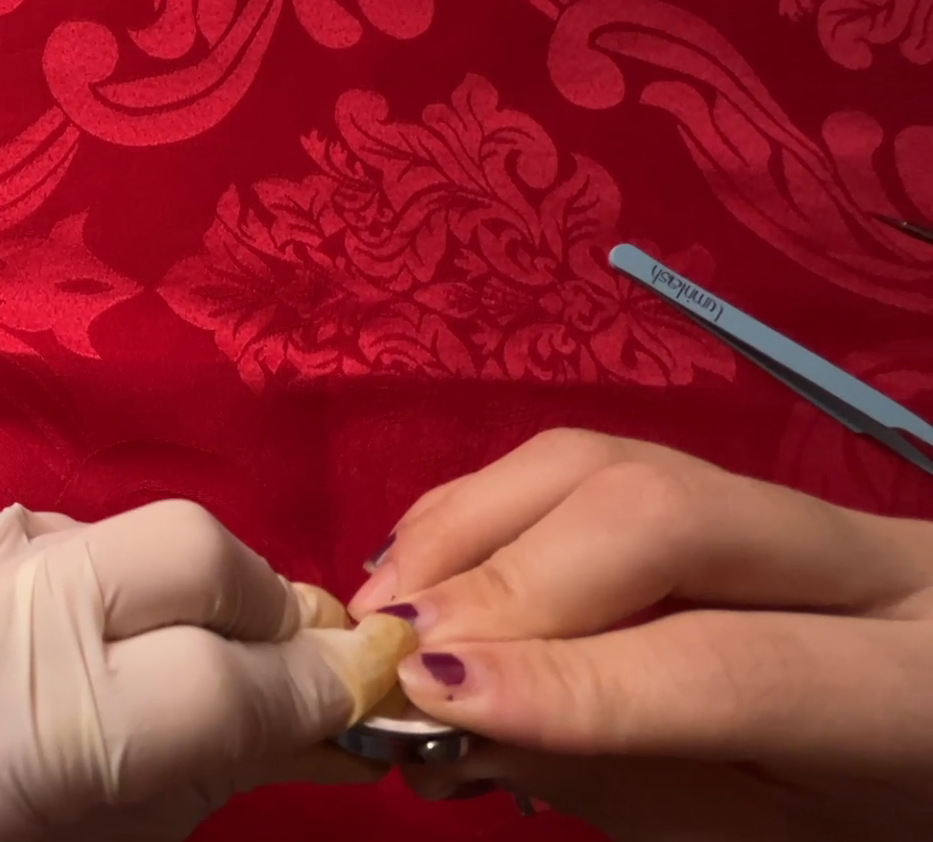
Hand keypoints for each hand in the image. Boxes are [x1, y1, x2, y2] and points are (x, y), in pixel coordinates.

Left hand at [0, 502, 415, 841]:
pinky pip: (84, 533)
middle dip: (262, 593)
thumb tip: (334, 714)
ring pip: (145, 530)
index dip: (309, 680)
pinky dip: (118, 576)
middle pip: (191, 546)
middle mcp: (14, 605)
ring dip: (196, 583)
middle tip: (278, 646)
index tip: (358, 685)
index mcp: (46, 719)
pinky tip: (85, 624)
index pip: (219, 673)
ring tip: (179, 638)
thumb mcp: (108, 832)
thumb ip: (224, 763)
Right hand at [346, 429, 932, 839]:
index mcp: (918, 688)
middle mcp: (855, 554)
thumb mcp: (748, 838)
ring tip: (387, 599)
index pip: (725, 665)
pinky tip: (415, 559)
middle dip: (495, 578)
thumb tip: (439, 712)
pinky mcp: (682, 466)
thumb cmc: (844, 815)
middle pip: (644, 514)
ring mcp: (763, 489)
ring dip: (455, 529)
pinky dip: (460, 510)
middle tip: (394, 637)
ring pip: (580, 463)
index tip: (428, 691)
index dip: (563, 678)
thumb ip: (597, 774)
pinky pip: (547, 462)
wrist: (926, 728)